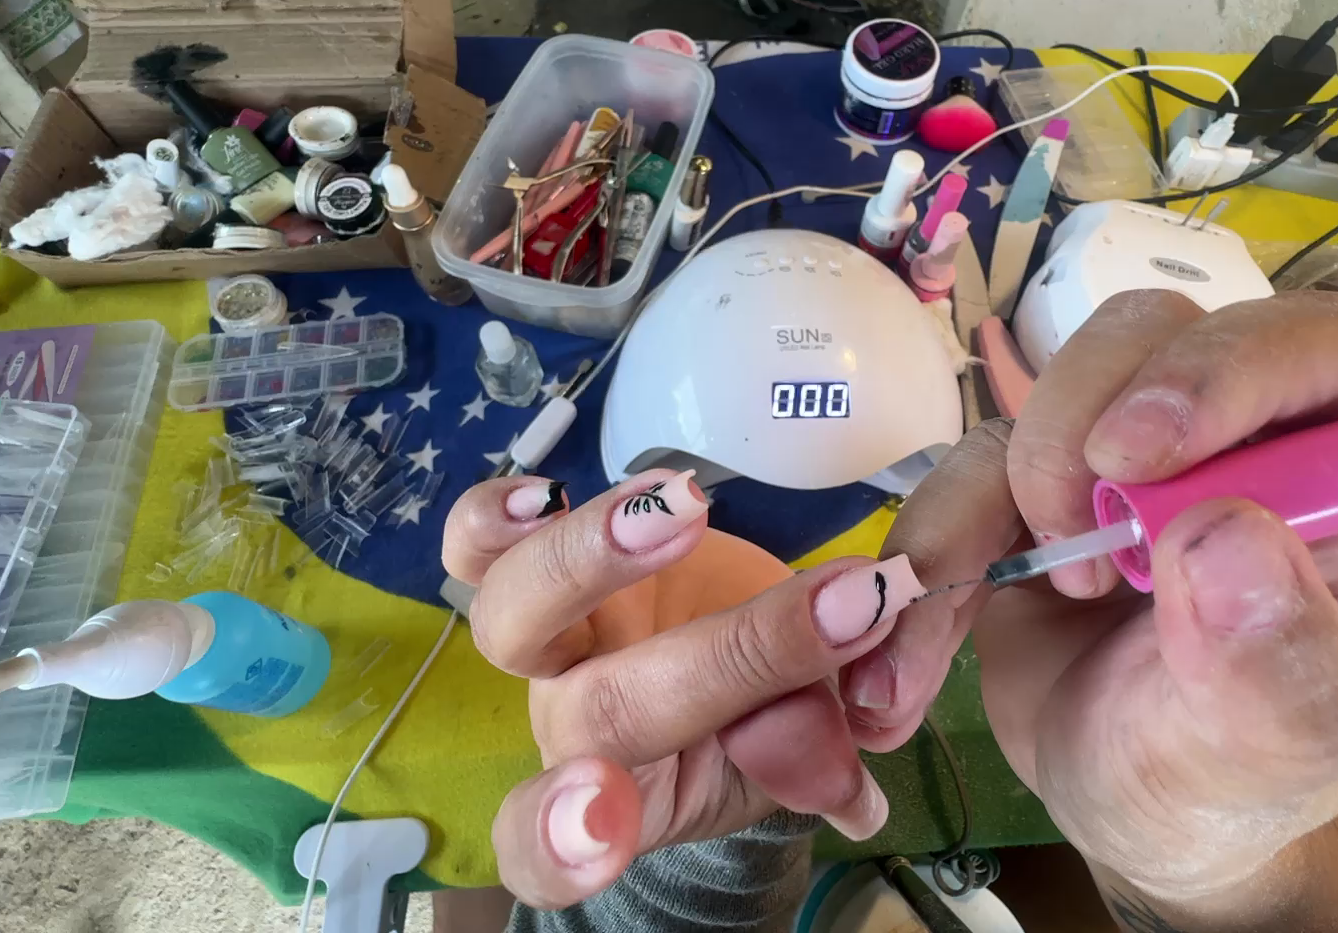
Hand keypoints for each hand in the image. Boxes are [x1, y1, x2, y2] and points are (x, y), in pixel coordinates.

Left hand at [444, 470, 920, 907]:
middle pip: (602, 710)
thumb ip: (831, 742)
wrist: (733, 647)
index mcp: (631, 799)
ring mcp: (551, 642)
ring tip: (692, 505)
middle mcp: (574, 725)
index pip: (553, 849)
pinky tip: (549, 489)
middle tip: (840, 602)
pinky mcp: (539, 566)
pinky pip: (477, 547)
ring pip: (513, 616)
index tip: (602, 820)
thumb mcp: (817, 737)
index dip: (564, 842)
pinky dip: (492, 519)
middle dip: (738, 656)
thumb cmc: (776, 706)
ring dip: (596, 558)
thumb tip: (861, 761)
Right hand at [848, 290, 1337, 899]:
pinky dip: (934, 535)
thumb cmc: (1219, 776)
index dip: (1224, 367)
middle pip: (1146, 334)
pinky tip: (927, 626)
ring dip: (1002, 491)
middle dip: (1080, 421)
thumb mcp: (1274, 750)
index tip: (1136, 458)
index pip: (1310, 348)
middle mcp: (1220, 442)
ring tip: (1022, 600)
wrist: (1115, 801)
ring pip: (1040, 394)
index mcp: (1332, 481)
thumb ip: (1277, 662)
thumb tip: (1224, 534)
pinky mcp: (1023, 485)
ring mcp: (1111, 458)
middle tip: (1068, 536)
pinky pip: (963, 467)